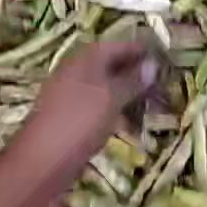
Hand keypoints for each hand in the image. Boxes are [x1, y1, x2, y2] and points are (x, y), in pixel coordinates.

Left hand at [13, 40, 160, 177]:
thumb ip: (133, 80)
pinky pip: (99, 104)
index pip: (121, 44)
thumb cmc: (79, 121)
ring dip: (130, 93)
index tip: (167, 58)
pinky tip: (131, 123)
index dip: (143, 50)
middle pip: (114, 63)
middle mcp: (78, 68)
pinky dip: (117, 109)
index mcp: (87, 56)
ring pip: (108, 85)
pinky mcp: (71, 114)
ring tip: (154, 105)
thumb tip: (152, 64)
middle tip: (165, 83)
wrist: (39, 162)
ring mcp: (72, 91)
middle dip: (138, 72)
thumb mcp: (112, 98)